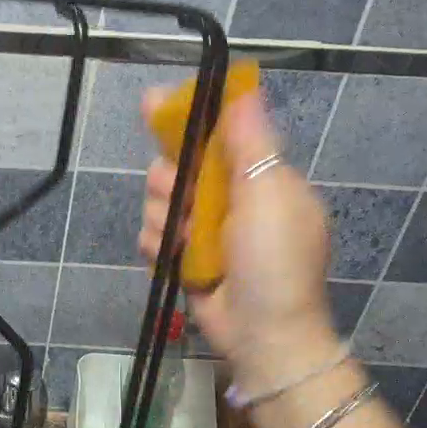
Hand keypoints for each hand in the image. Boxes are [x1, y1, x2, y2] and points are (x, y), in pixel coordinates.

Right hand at [139, 90, 343, 395]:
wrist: (263, 336)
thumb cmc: (274, 262)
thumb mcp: (269, 196)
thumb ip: (251, 144)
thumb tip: (244, 91)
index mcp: (262, 179)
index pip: (221, 134)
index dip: (187, 118)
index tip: (152, 105)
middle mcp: (232, 200)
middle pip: (180, 166)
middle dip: (169, 178)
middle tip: (173, 192)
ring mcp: (206, 231)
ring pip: (162, 201)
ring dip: (163, 217)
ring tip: (181, 238)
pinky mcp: (185, 258)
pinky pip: (154, 235)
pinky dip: (157, 244)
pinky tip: (171, 255)